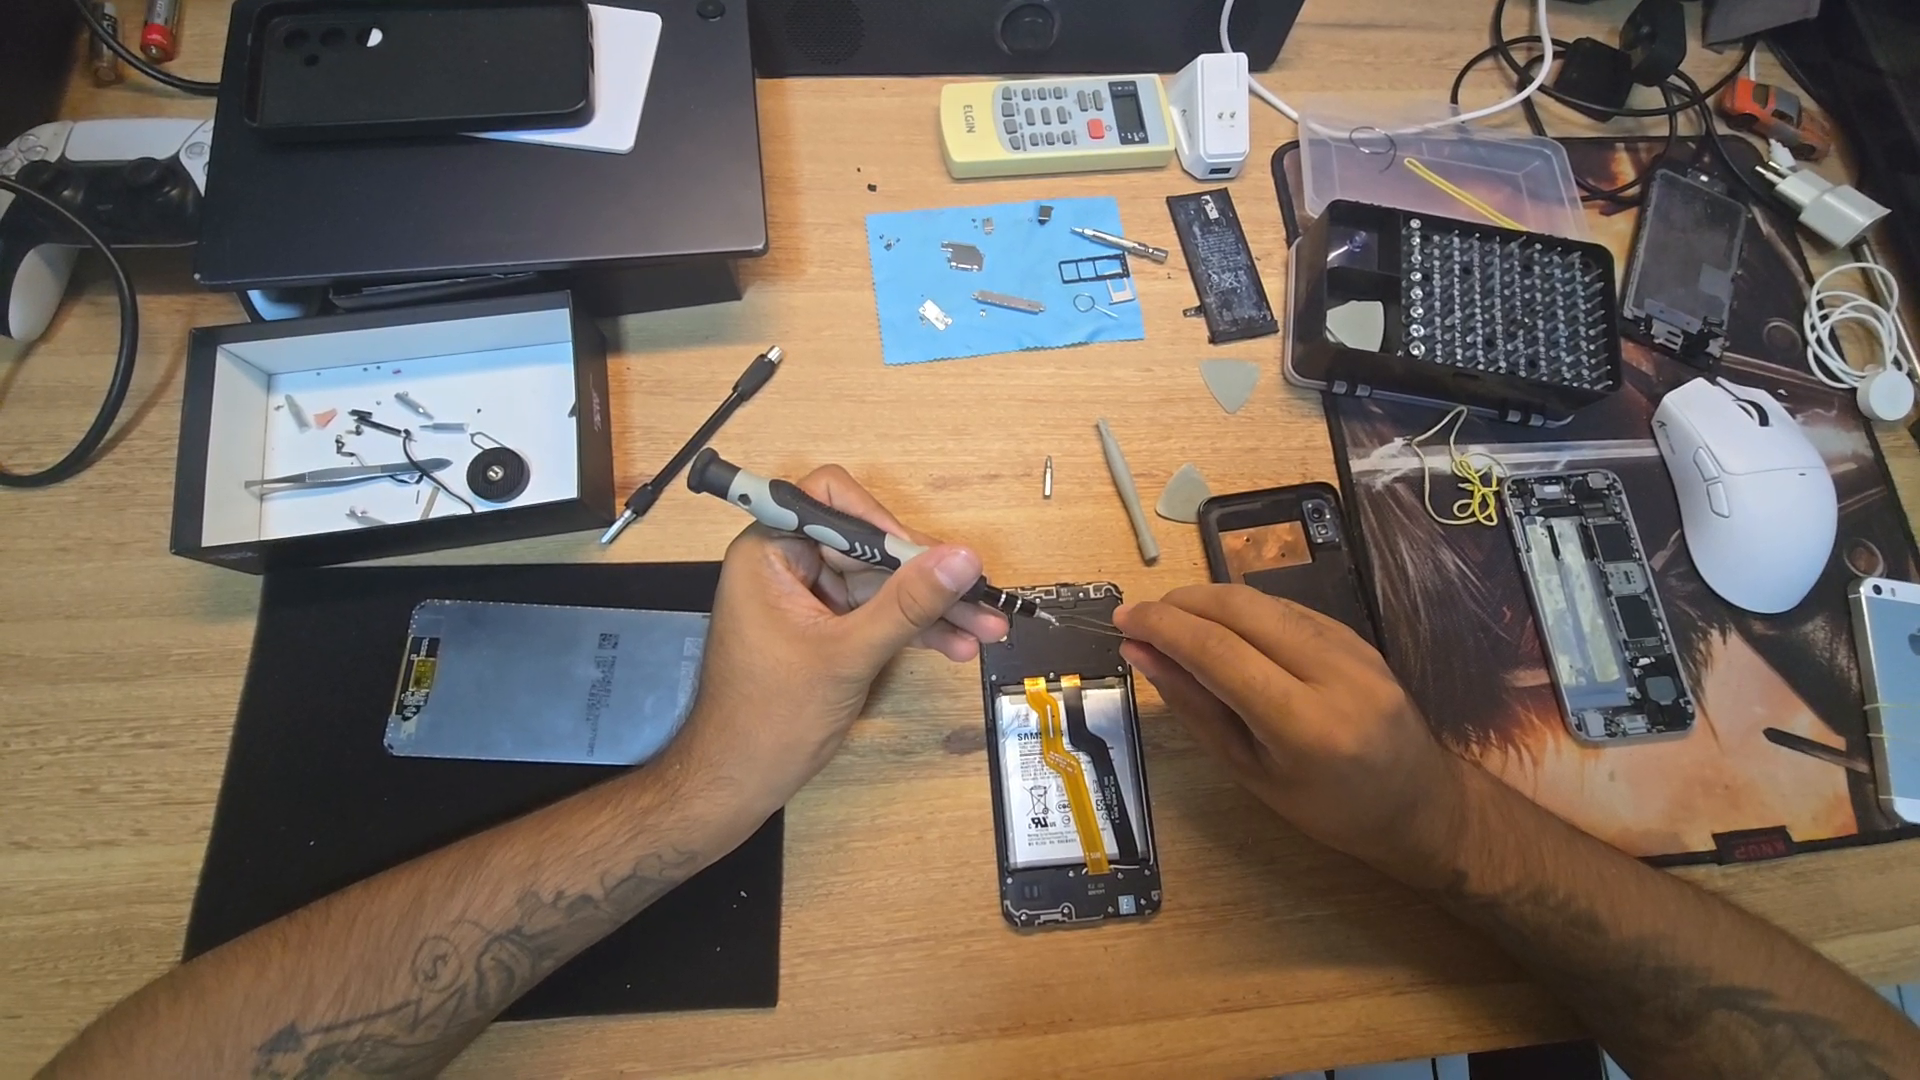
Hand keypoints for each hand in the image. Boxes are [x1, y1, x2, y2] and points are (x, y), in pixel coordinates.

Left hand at [665, 466, 1010, 820]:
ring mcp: (811, 596)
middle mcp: (790, 562)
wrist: (737, 784)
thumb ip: (907, 603)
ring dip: (933, 607)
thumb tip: (964, 557)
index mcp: (770, 551)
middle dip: (926, 576)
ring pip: (883, 582)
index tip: (927, 556)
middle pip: (870, 544)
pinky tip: (957, 646)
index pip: (831, 499)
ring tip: (986, 629)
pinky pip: (878, 612)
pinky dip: (914, 628)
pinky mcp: (828, 627)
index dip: (882, 520)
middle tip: (980, 597)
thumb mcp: (848, 654)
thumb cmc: (773, 718)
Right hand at [1114, 585, 1465, 881]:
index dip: (1163, 627)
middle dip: (1180, 602)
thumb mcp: (1248, 770)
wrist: (1421, 803)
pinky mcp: (1354, 634)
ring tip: (1171, 622)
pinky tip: (1218, 628)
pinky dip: (1238, 609)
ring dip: (1205, 600)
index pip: (1218, 652)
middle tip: (1141, 616)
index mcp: (1305, 725)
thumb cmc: (1327, 807)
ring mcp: (1350, 647)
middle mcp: (1334, 673)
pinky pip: (1282, 607)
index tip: (1123, 618)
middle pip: (1240, 609)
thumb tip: (1140, 652)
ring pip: (1260, 599)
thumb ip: (1193, 705)